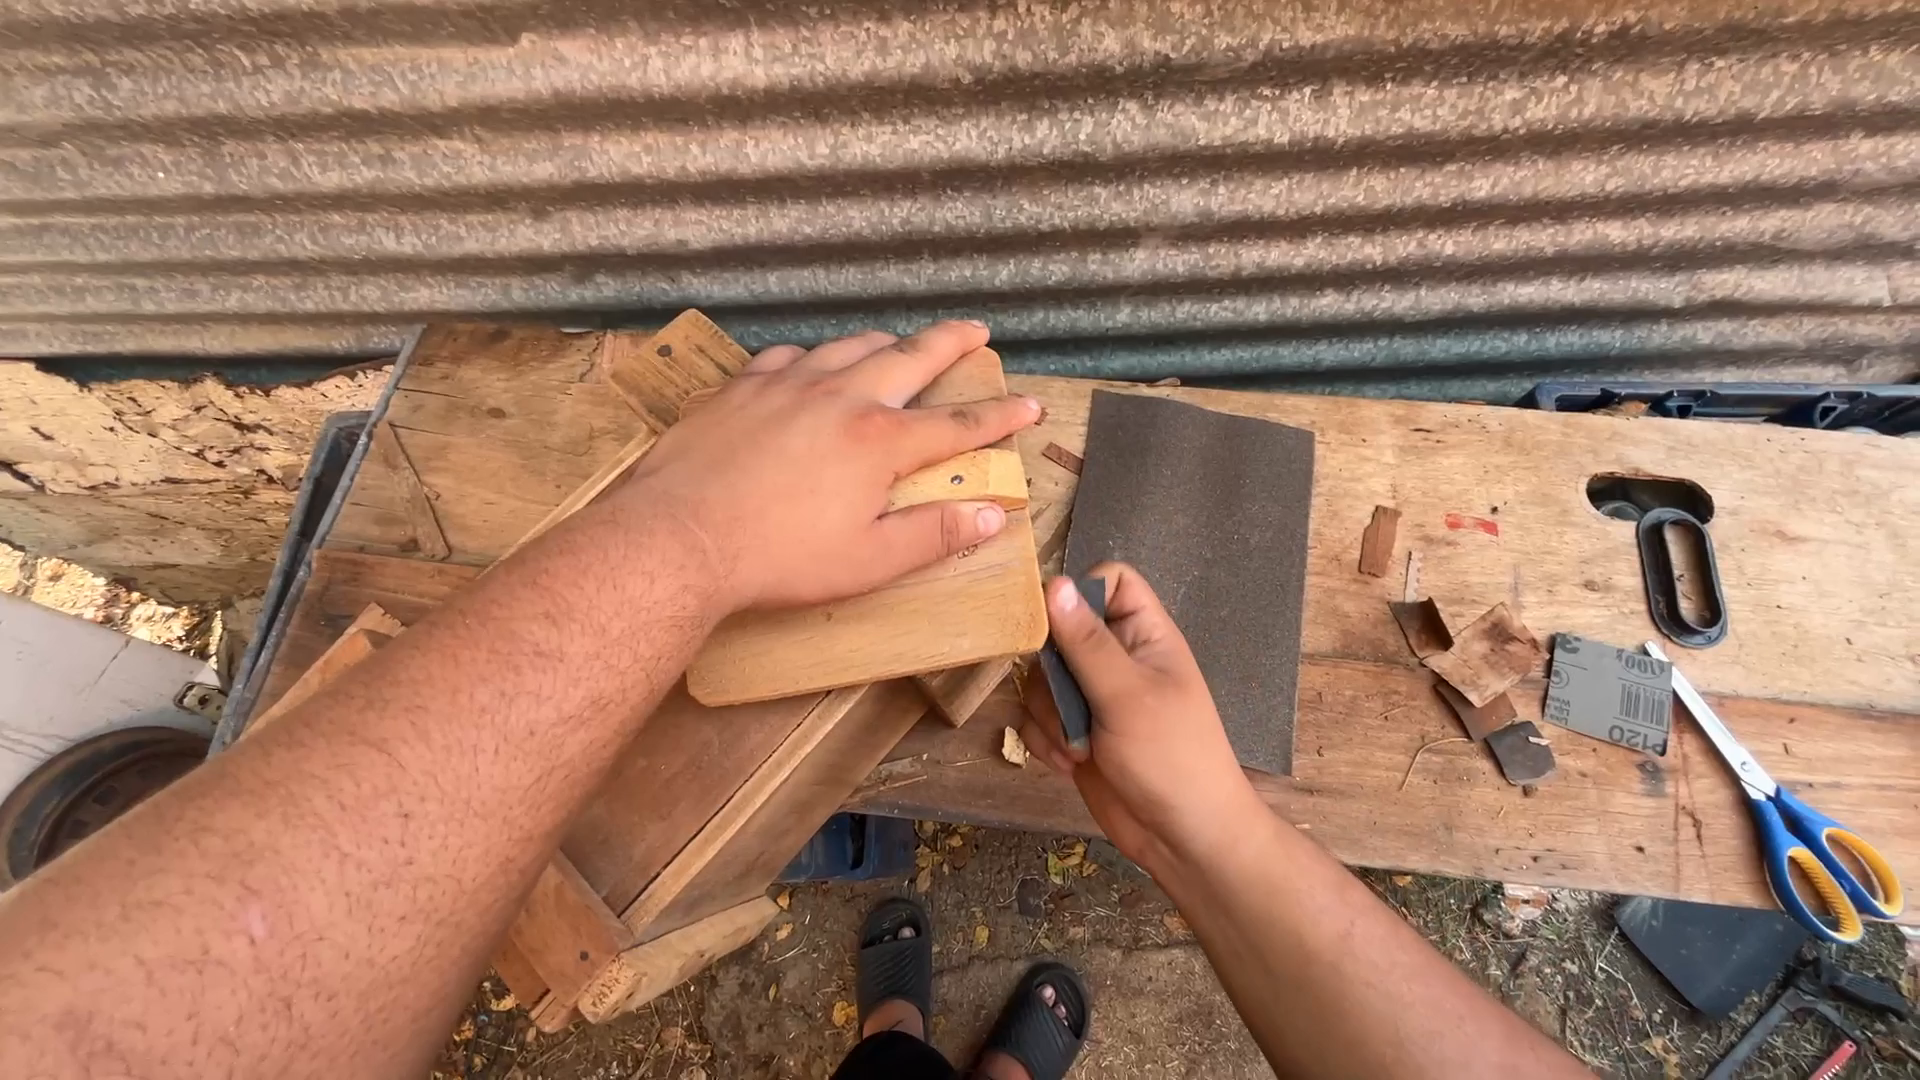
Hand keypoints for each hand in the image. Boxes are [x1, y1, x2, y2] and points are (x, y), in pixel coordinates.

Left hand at [616, 321, 1042, 611]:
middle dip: (950, 342)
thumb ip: (935, 534)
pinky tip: (811, 367)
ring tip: (899, 343)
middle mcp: (841, 398)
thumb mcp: (870, 561)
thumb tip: (993, 516)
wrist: (679, 538)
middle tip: (975, 329)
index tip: (1029, 405)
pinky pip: (789, 358)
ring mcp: (787, 385)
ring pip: (849, 347)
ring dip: (885, 343)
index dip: (999, 416)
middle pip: (909, 358)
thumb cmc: (781, 559)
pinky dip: (814, 359)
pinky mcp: (741, 388)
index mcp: (880, 442)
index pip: (957, 424)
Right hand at [1019, 563, 1263, 872]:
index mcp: (1144, 635)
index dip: (1082, 593)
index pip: (1109, 582)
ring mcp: (1092, 696)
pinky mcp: (1073, 730)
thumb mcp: (1127, 695)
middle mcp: (1115, 658)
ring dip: (1049, 716)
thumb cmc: (1171, 757)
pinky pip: (1036, 716)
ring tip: (1078, 746)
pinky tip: (1068, 764)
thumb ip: (1086, 642)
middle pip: (1058, 632)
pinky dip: (1044, 740)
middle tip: (1068, 702)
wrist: (1183, 840)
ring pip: (1040, 679)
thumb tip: (1054, 583)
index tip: (1057, 625)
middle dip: (1053, 673)